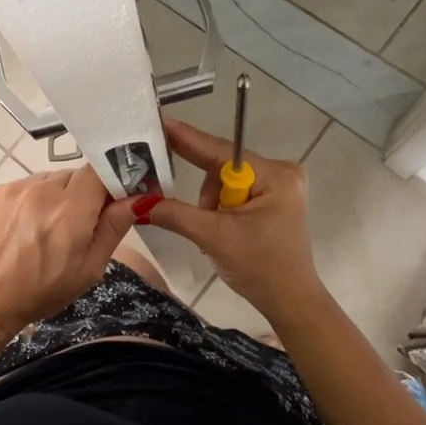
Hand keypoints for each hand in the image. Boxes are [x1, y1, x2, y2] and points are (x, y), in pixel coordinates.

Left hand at [0, 166, 136, 332]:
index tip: (117, 200)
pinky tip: (31, 226)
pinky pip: (32, 184)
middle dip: (87, 193)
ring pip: (55, 178)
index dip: (113, 180)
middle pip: (79, 174)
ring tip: (52, 228)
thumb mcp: (88, 269)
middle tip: (82, 225)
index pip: (102, 169)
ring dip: (62, 195)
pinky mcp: (1, 189)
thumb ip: (114, 227)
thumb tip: (139, 197)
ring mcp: (19, 186)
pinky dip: (39, 198)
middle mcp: (45, 188)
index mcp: (71, 209)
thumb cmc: (41, 291)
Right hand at [146, 117, 324, 318]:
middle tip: (160, 173)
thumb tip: (135, 201)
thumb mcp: (213, 237)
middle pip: (222, 164)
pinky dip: (220, 205)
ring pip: (225, 178)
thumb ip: (174, 213)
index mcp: (275, 176)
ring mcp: (279, 184)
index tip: (158, 121)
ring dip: (210, 201)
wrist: (290, 302)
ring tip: (211, 230)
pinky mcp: (273, 197)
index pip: (220, 151)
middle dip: (201, 186)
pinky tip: (219, 225)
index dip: (186, 138)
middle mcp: (281, 171)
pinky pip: (234, 189)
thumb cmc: (260, 269)